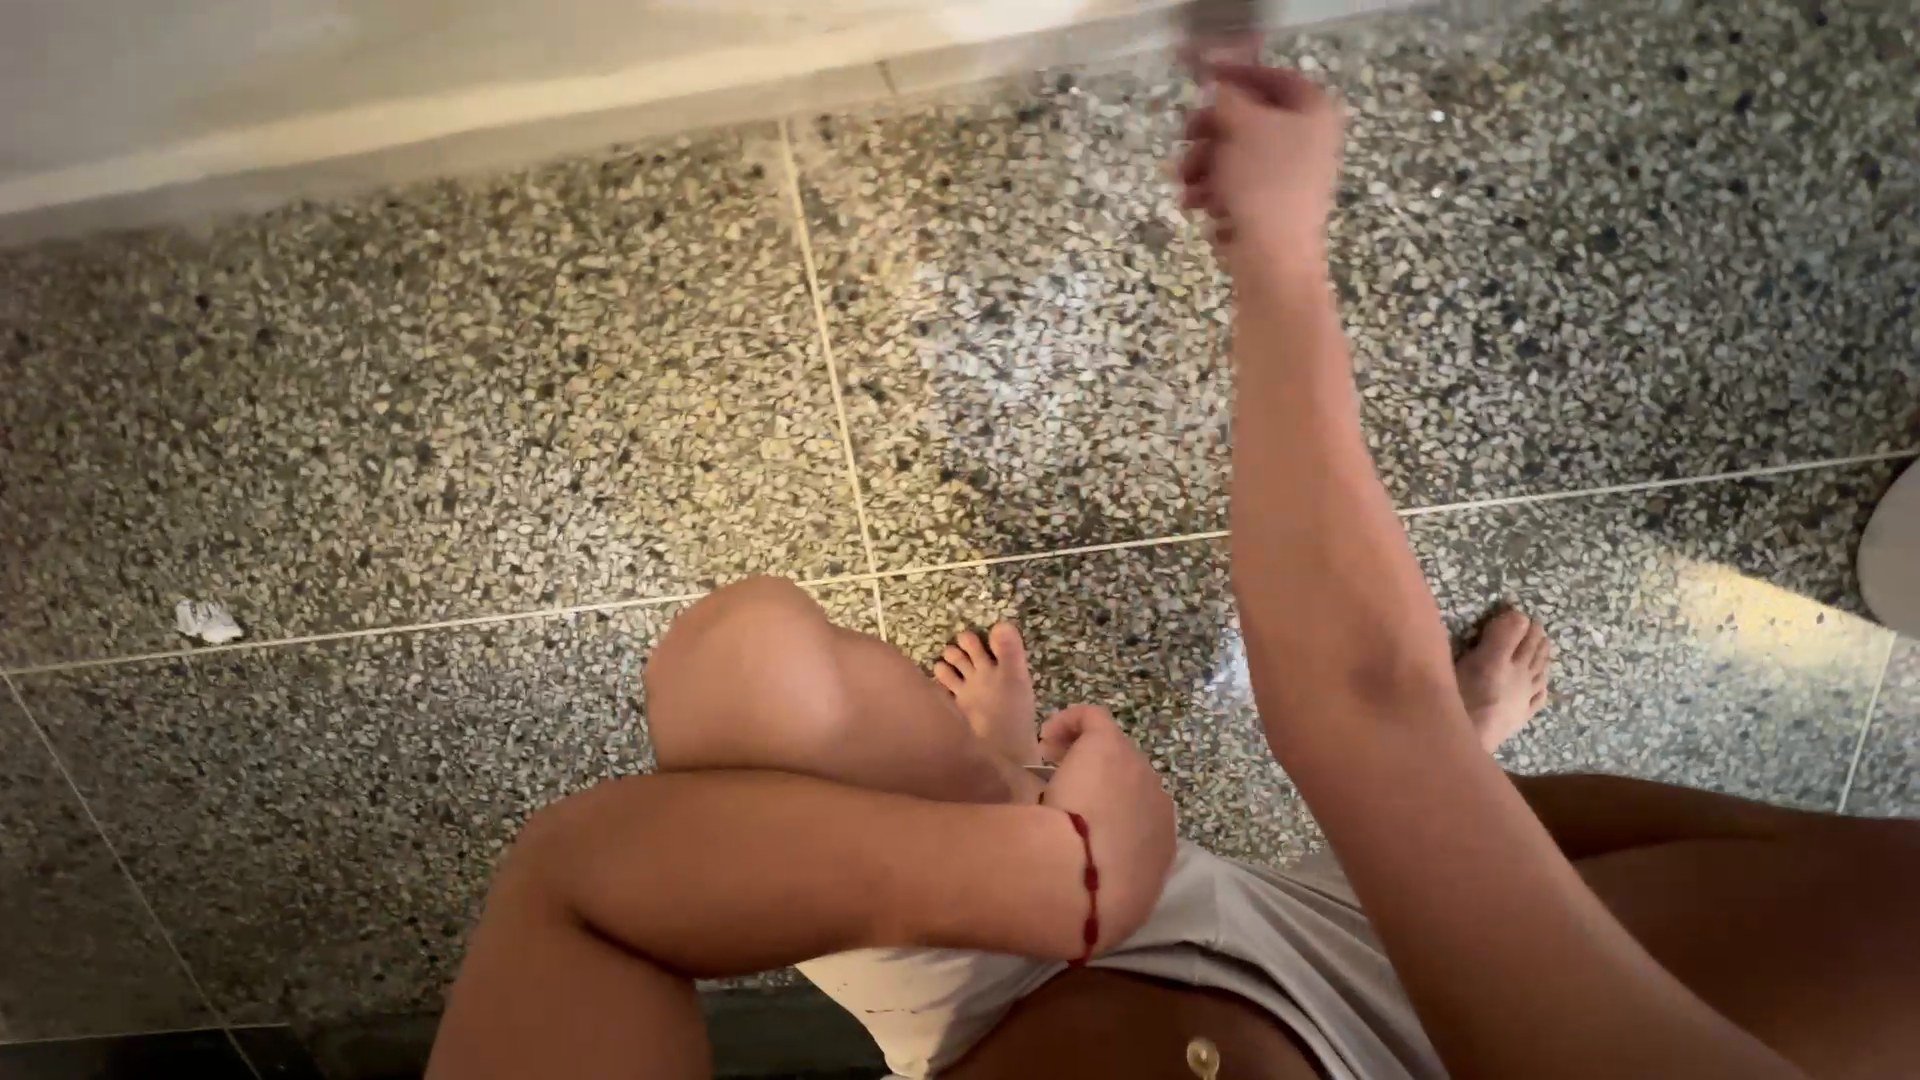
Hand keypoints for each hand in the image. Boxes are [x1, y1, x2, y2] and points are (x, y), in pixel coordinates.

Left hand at [1037, 705, 1176, 955]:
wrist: (1086, 882)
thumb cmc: (1095, 902)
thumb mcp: (1108, 908)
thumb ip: (1105, 896)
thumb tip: (1082, 902)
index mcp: (1161, 845)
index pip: (1136, 819)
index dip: (1104, 816)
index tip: (1073, 828)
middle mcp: (1157, 802)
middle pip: (1125, 782)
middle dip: (1094, 787)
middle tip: (1058, 799)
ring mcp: (1135, 770)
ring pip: (1109, 751)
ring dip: (1081, 759)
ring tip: (1048, 771)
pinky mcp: (1109, 744)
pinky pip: (1092, 718)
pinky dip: (1069, 723)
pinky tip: (1044, 740)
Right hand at [1178, 63, 1344, 274]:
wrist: (1274, 259)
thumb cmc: (1264, 184)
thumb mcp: (1243, 128)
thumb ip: (1229, 99)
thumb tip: (1220, 87)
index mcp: (1313, 111)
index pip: (1272, 78)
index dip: (1236, 76)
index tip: (1202, 80)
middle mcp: (1306, 141)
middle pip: (1248, 122)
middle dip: (1210, 135)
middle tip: (1184, 139)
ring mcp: (1288, 178)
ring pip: (1235, 159)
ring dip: (1203, 169)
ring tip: (1187, 188)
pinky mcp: (1269, 209)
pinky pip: (1236, 190)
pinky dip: (1213, 195)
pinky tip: (1198, 207)